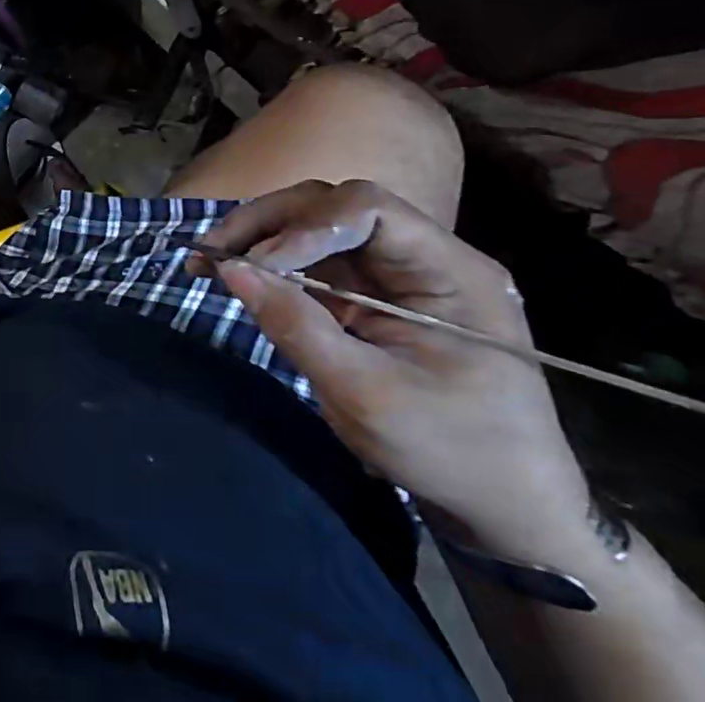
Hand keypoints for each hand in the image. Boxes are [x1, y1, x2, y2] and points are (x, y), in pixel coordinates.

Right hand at [198, 179, 595, 562]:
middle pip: (332, 206)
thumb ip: (296, 326)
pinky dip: (262, 262)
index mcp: (450, 274)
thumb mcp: (364, 393)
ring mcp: (390, 276)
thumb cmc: (449, 449)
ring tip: (206, 260)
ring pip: (311, 225)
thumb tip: (230, 269)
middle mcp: (421, 259)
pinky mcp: (364, 294)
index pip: (369, 210)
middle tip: (211, 250)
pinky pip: (306, 260)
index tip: (257, 266)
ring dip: (255, 237)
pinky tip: (227, 272)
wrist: (499, 499)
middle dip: (267, 222)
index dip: (305, 226)